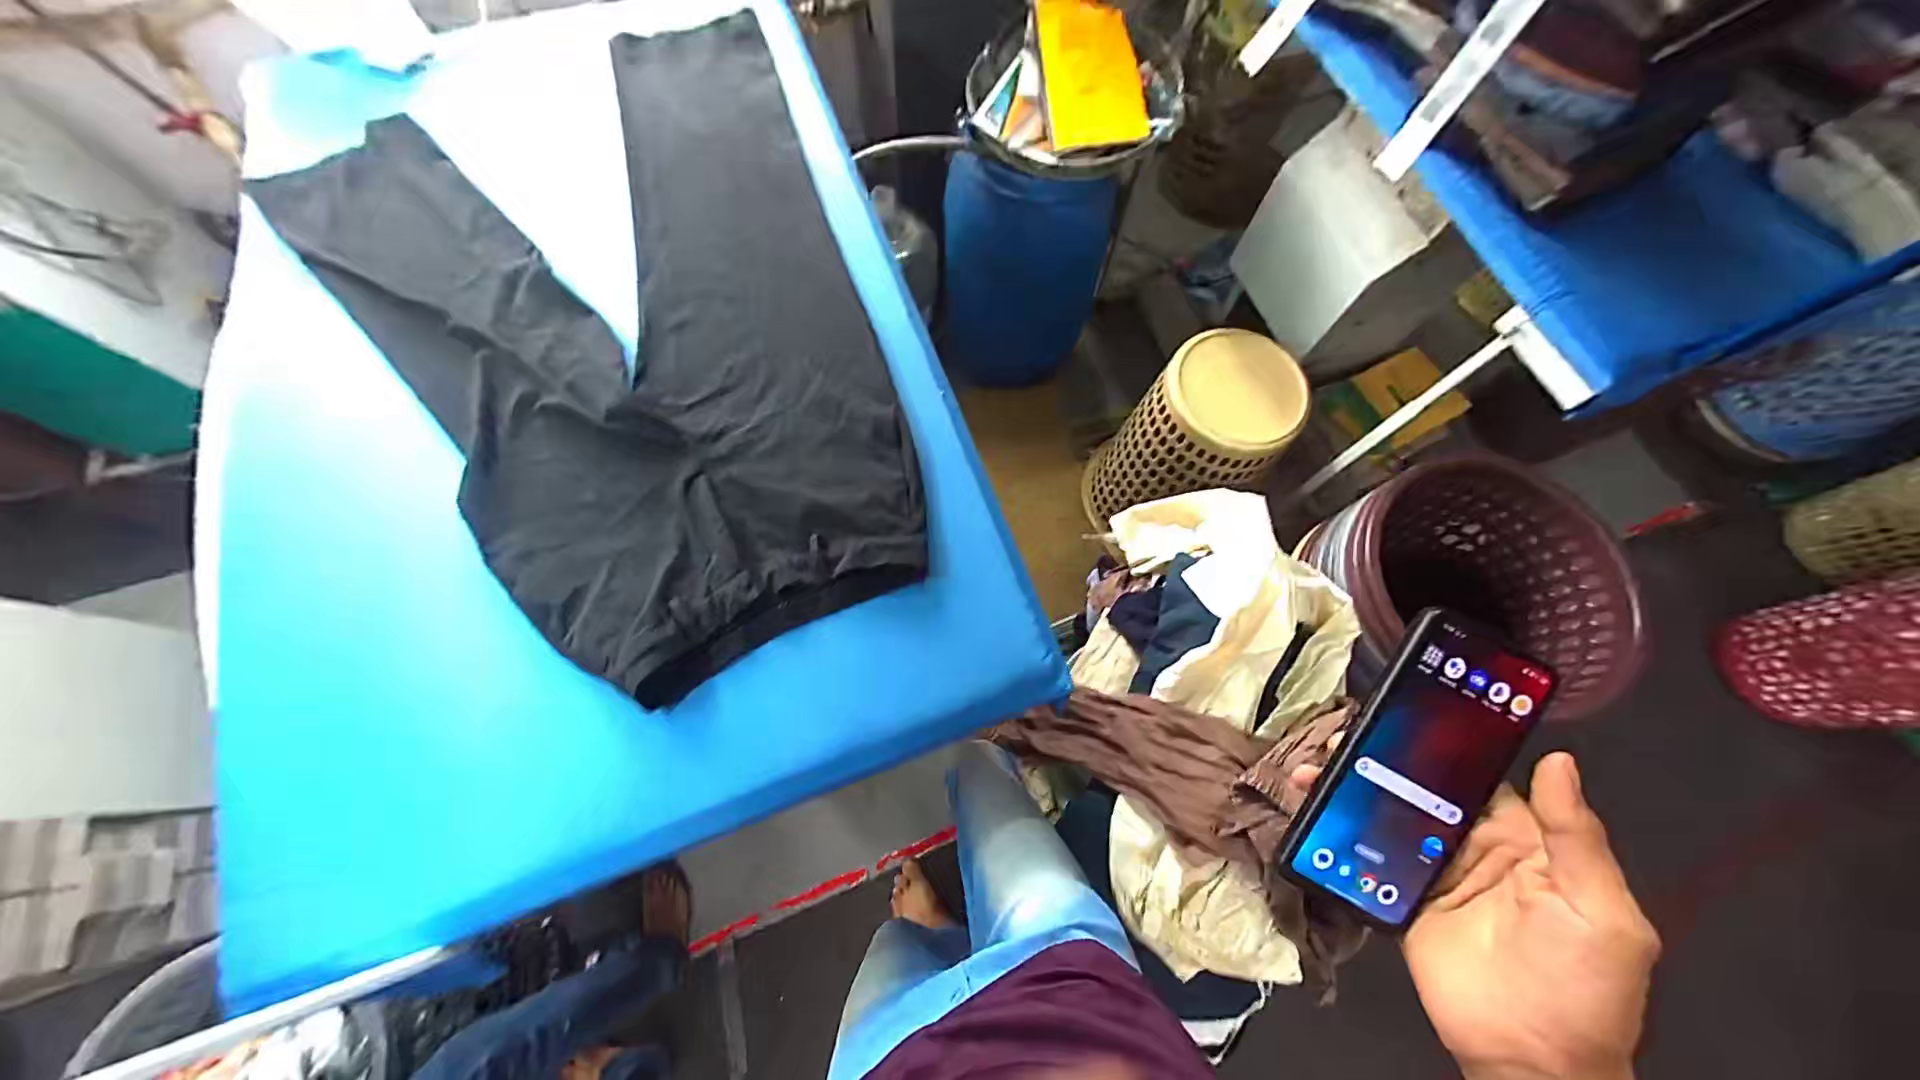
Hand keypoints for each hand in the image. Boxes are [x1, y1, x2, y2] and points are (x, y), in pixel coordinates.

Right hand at [1291, 751, 1658, 1079]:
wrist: (1529, 1060)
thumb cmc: (1585, 990)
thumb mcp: (1603, 914)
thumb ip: (1577, 839)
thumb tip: (1559, 763)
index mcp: (1524, 841)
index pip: (1480, 778)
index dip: (1449, 746)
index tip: (1409, 713)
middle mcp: (1472, 846)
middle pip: (1422, 791)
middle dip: (1385, 761)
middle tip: (1343, 735)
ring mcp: (1431, 871)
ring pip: (1389, 815)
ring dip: (1353, 790)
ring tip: (1316, 766)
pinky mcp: (1399, 894)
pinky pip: (1368, 853)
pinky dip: (1340, 830)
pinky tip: (1314, 809)